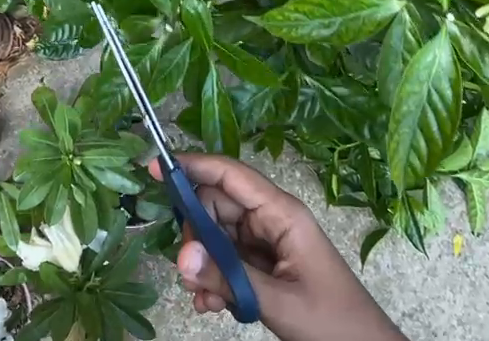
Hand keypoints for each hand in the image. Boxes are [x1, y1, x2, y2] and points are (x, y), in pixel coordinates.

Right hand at [150, 154, 404, 340]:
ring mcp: (268, 242)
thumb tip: (181, 256)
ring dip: (203, 261)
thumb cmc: (334, 323)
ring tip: (201, 297)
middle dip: (195, 232)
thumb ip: (228, 279)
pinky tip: (210, 305)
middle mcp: (272, 219)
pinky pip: (227, 258)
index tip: (155, 166)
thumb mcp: (278, 303)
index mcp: (282, 213)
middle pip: (216, 205)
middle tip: (186, 267)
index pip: (230, 174)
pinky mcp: (265, 265)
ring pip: (218, 234)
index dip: (193, 165)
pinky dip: (214, 278)